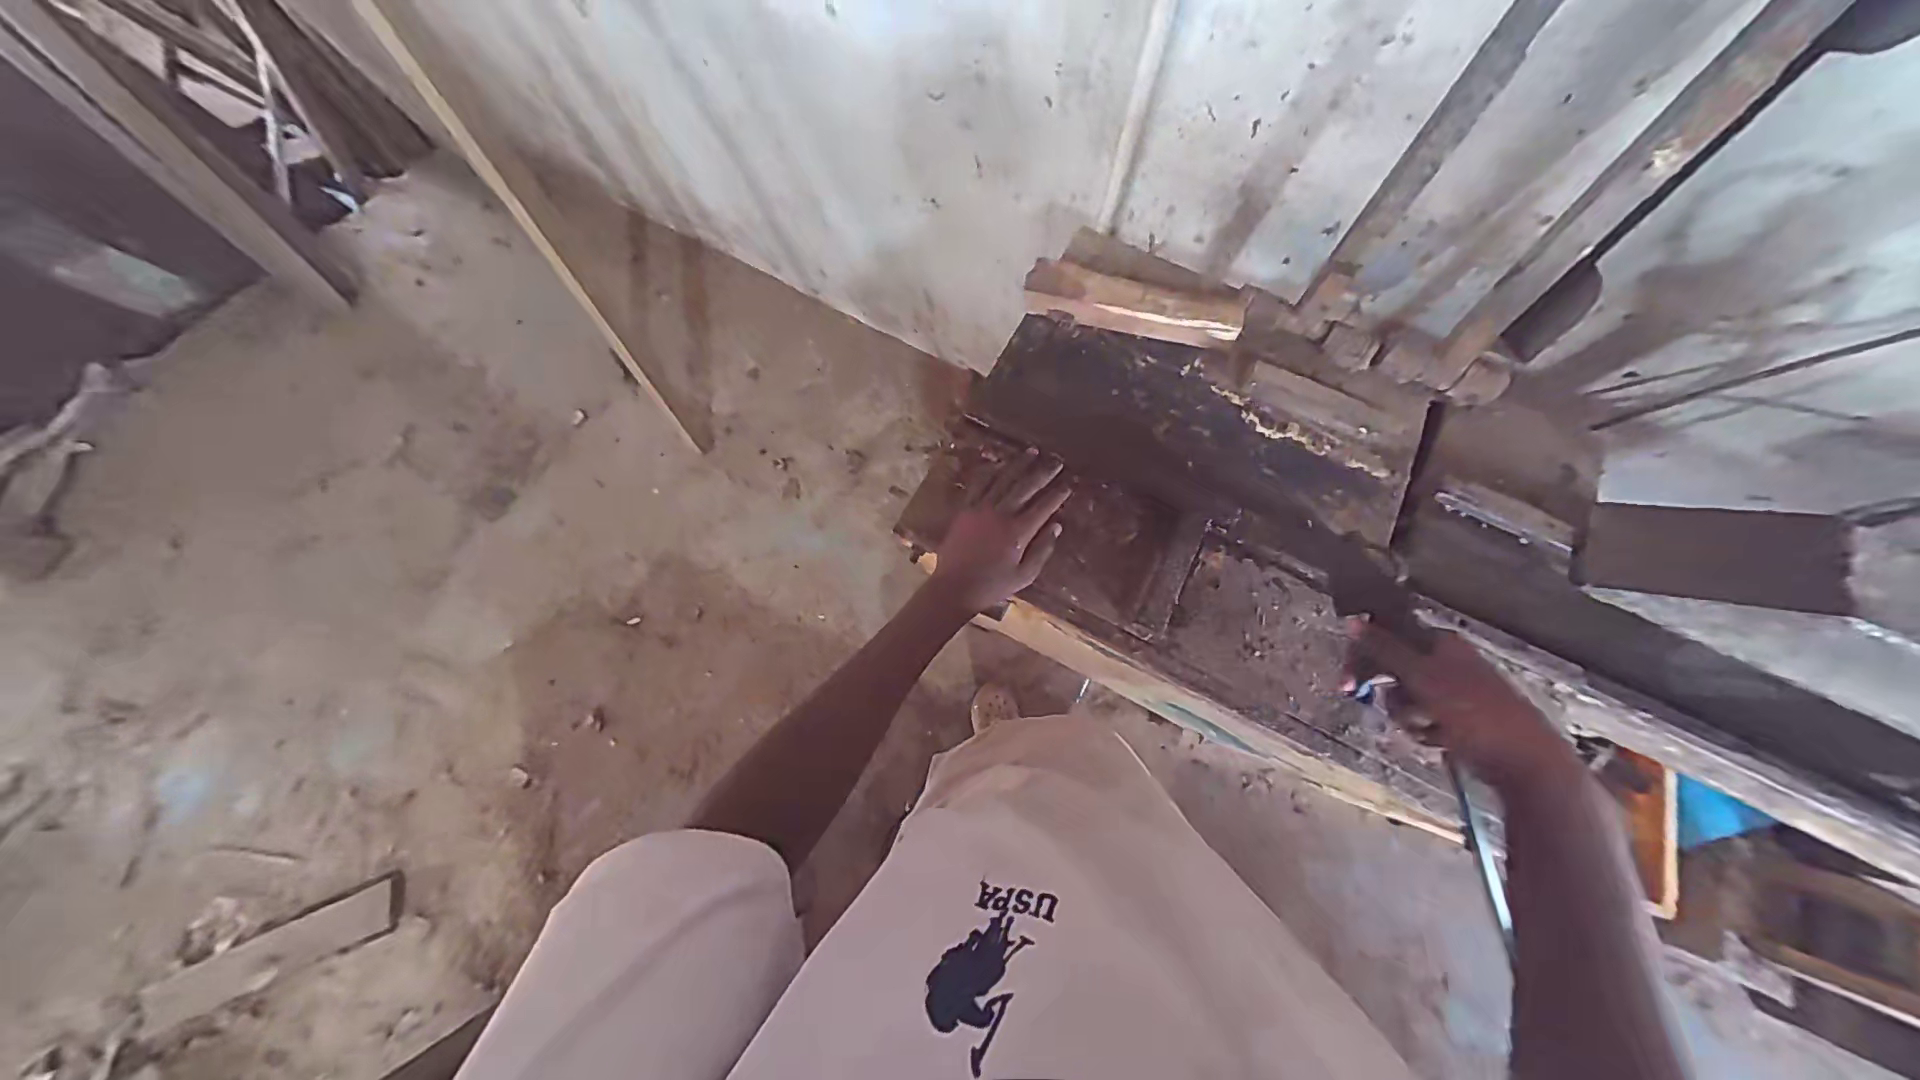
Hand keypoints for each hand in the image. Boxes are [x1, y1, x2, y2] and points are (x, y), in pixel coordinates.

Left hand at [927, 449, 1071, 614]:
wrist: (954, 587)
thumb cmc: (992, 585)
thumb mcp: (1025, 575)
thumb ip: (1042, 549)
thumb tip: (1056, 525)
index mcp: (1018, 532)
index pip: (1044, 506)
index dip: (1058, 493)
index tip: (1069, 483)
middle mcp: (1000, 514)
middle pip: (1026, 486)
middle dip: (1043, 472)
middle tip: (1056, 461)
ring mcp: (980, 508)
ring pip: (1003, 479)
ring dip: (1018, 464)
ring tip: (1032, 451)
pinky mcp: (964, 509)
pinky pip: (978, 484)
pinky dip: (990, 471)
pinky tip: (998, 463)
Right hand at [1354, 623, 1579, 791]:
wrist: (1527, 763)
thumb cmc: (1475, 713)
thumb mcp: (1422, 676)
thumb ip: (1385, 648)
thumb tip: (1353, 621)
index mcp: (1442, 643)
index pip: (1388, 638)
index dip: (1364, 658)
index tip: (1346, 681)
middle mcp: (1446, 663)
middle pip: (1393, 668)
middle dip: (1386, 691)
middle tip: (1369, 705)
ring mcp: (1453, 692)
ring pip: (1405, 697)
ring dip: (1405, 715)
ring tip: (1423, 727)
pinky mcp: (1458, 719)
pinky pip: (1423, 719)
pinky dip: (1423, 729)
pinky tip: (1438, 739)